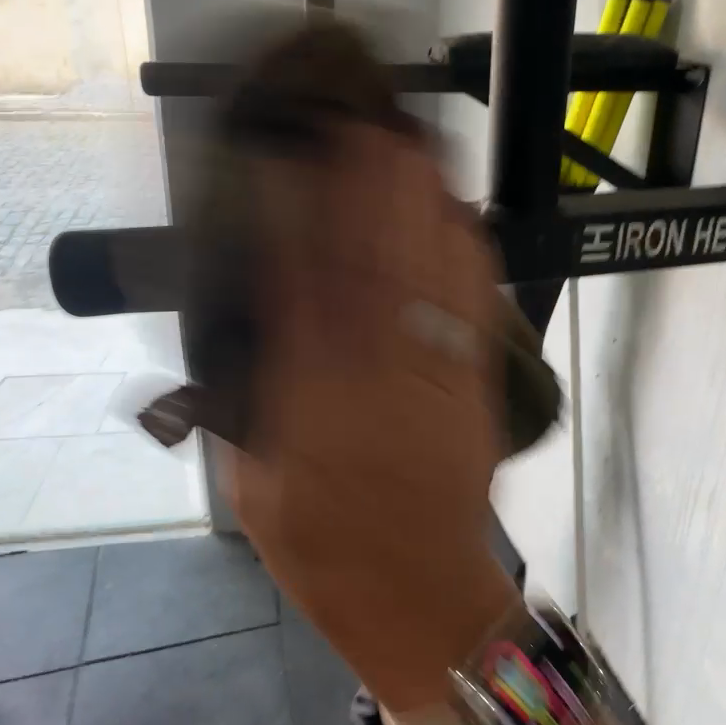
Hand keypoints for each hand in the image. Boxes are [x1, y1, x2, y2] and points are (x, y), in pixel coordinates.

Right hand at [229, 123, 521, 711]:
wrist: (422, 601)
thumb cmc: (327, 556)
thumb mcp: (257, 491)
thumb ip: (251, 408)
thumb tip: (250, 331)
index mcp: (314, 409)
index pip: (302, 295)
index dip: (299, 220)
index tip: (290, 162)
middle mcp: (378, 383)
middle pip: (377, 267)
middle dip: (371, 191)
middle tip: (361, 123)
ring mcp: (437, 380)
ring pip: (431, 277)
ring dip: (421, 205)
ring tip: (409, 143)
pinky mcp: (475, 387)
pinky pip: (474, 308)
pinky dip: (467, 254)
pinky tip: (459, 212)